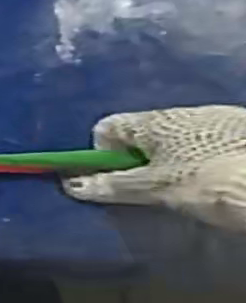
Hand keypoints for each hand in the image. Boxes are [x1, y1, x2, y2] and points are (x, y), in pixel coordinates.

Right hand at [64, 106, 245, 231]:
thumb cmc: (213, 183)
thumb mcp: (154, 190)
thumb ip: (109, 186)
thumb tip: (72, 185)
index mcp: (158, 120)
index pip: (108, 128)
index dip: (104, 153)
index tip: (119, 177)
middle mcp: (192, 112)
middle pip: (148, 132)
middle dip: (146, 157)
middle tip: (158, 185)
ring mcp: (234, 120)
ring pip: (188, 138)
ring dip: (183, 158)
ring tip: (200, 185)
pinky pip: (222, 143)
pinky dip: (216, 159)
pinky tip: (232, 178)